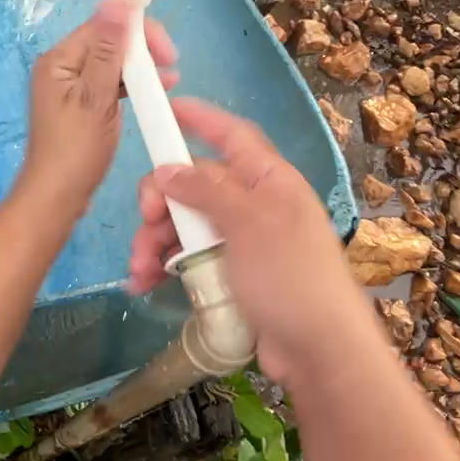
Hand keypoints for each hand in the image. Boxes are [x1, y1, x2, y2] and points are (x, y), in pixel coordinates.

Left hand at [16, 0, 178, 218]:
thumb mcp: (96, 97)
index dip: (139, 31)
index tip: (169, 53)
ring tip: (169, 81)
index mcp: (58, 60)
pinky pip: (107, 83)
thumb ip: (108, 48)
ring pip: (110, 62)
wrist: (56, 197)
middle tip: (172, 68)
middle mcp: (60, 67)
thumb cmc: (76, 150)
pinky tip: (153, 92)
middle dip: (142, 48)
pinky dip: (129, 85)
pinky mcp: (78, 105)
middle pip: (107, 40)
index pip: (104, 25)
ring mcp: (68, 87)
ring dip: (140, 67)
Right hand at [128, 98, 380, 386]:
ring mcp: (239, 242)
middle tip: (145, 221)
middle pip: (194, 185)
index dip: (202, 119)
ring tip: (140, 270)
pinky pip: (185, 258)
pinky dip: (162, 267)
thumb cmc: (291, 278)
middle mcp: (253, 205)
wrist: (319, 351)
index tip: (167, 109)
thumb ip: (206, 192)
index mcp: (269, 182)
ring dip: (154, 242)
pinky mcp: (226, 274)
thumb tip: (166, 171)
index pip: (233, 136)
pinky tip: (144, 283)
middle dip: (161, 201)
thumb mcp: (250, 226)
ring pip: (183, 225)